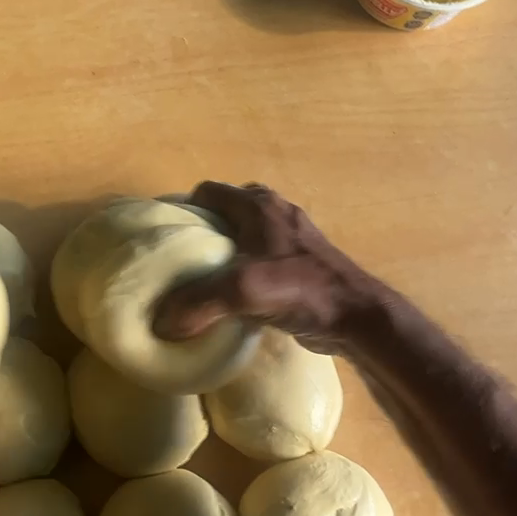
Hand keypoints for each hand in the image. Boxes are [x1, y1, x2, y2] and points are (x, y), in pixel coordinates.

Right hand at [155, 181, 372, 353]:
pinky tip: (234, 296)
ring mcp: (291, 237)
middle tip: (181, 260)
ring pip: (244, 234)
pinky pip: (261, 256)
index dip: (183, 210)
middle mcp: (274, 212)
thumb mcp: (241, 291)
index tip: (164, 237)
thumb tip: (160, 323)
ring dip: (224, 252)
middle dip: (202, 231)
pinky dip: (244, 269)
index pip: (207, 192)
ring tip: (203, 279)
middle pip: (225, 211)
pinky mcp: (300, 262)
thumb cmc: (300, 288)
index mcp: (258, 206)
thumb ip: (196, 302)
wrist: (357, 317)